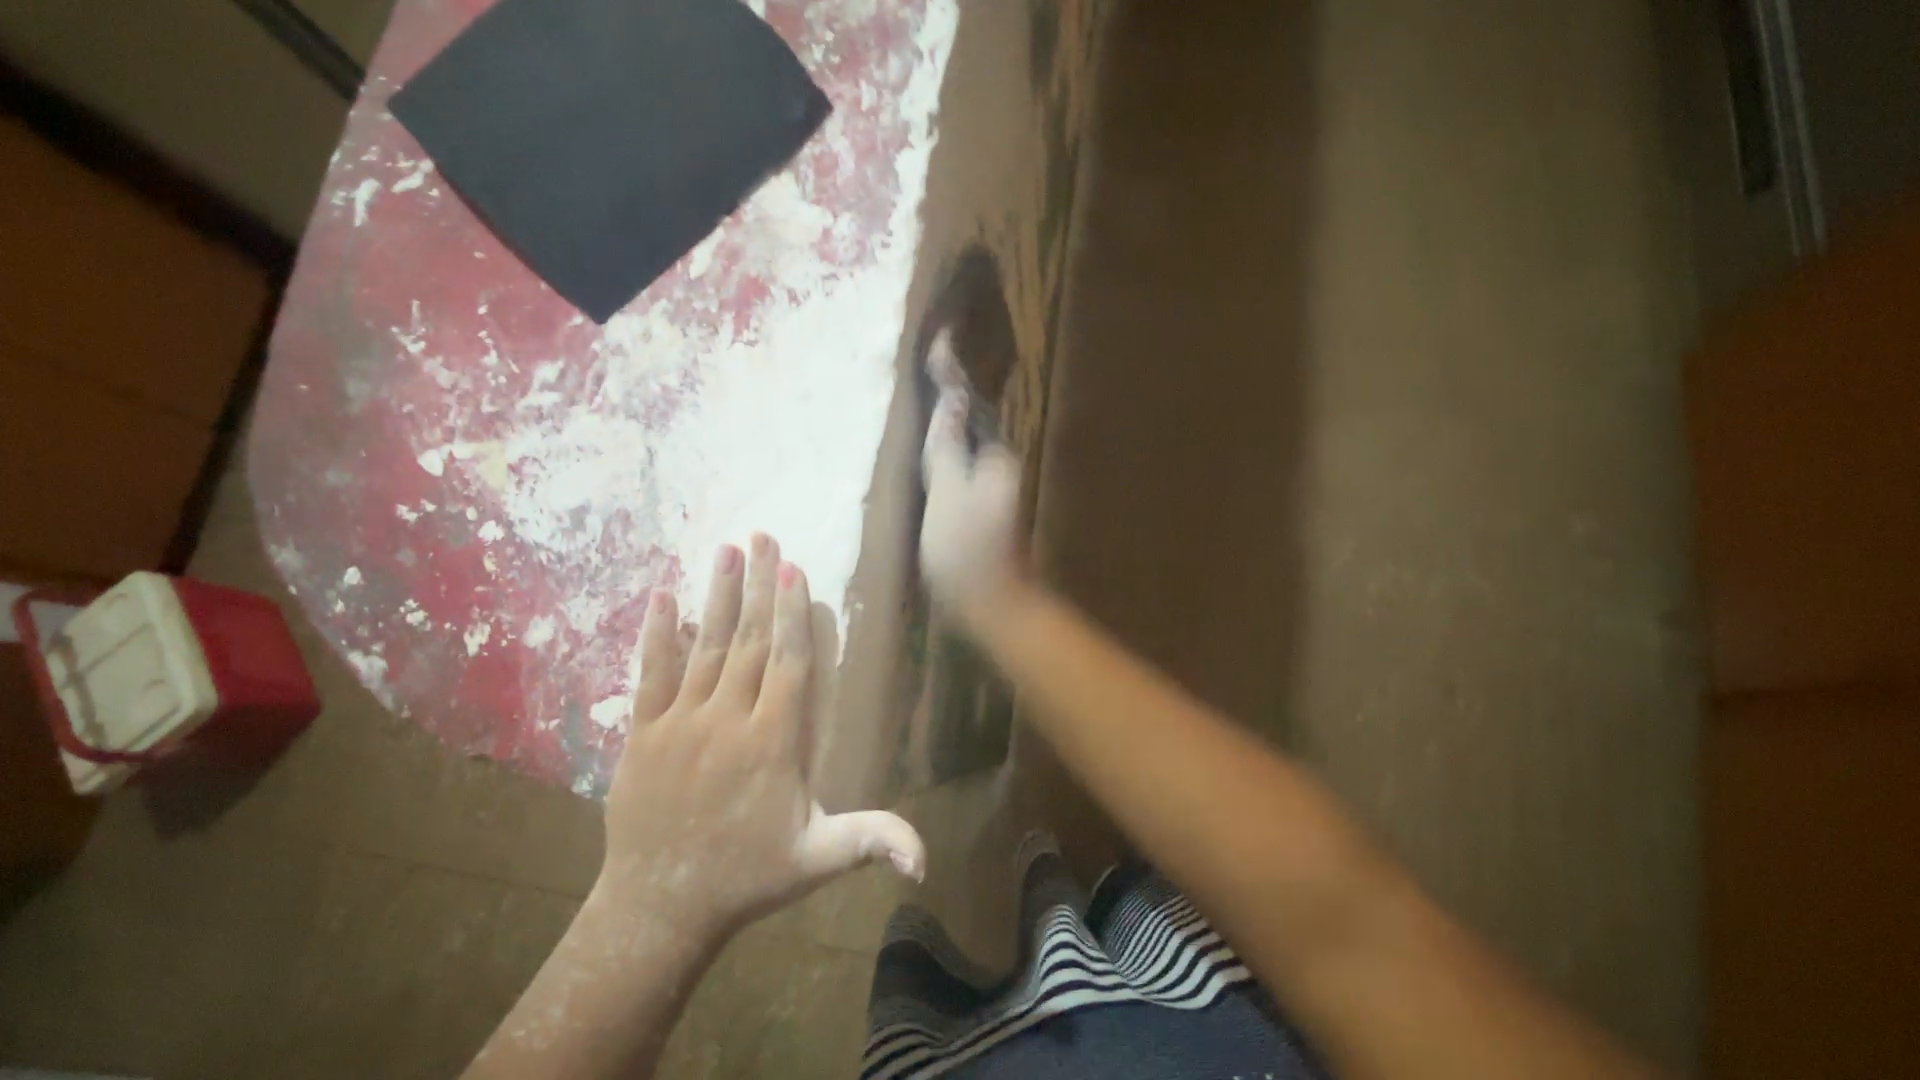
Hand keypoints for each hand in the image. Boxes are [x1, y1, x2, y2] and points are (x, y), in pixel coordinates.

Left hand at [600, 533, 924, 936]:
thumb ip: (871, 842)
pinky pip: (651, 674)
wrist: (659, 905)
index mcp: (772, 742)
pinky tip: (663, 596)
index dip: (794, 612)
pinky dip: (657, 634)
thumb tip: (927, 861)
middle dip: (760, 586)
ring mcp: (680, 722)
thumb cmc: (748, 878)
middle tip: (764, 537)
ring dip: (718, 596)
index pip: (789, 663)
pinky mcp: (643, 732)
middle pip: (749, 641)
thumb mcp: (817, 861)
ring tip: (727, 550)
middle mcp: (727, 720)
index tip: (795, 567)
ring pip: (705, 647)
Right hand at [921, 335, 1023, 613]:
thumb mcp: (948, 493)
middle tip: (928, 358)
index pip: (967, 402)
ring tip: (925, 389)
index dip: (950, 371)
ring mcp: (992, 487)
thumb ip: (947, 446)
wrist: (994, 606)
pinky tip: (932, 443)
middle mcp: (998, 464)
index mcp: (993, 455)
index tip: (940, 337)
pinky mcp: (982, 506)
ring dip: (949, 416)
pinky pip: (962, 461)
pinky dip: (947, 445)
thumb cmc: (966, 551)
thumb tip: (949, 402)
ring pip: (966, 440)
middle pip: (970, 418)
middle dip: (951, 390)